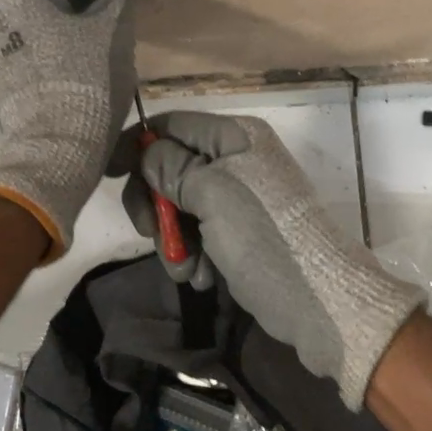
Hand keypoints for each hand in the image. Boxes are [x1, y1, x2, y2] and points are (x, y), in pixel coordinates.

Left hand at [0, 0, 135, 261]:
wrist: (56, 148)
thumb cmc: (88, 80)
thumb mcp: (114, 25)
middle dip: (75, 0)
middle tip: (106, 22)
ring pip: (35, 19)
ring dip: (62, 25)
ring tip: (92, 48)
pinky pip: (26, 46)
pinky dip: (48, 49)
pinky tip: (72, 69)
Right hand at [111, 111, 424, 408]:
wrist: (322, 304)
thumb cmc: (265, 238)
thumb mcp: (211, 193)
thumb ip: (169, 166)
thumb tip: (145, 152)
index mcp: (236, 136)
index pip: (172, 125)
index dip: (137, 145)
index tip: (109, 175)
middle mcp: (238, 159)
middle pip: (170, 167)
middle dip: (157, 205)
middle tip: (152, 234)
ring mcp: (241, 197)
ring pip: (180, 206)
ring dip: (175, 240)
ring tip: (188, 271)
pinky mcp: (242, 232)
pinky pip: (200, 233)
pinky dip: (194, 255)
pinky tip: (203, 278)